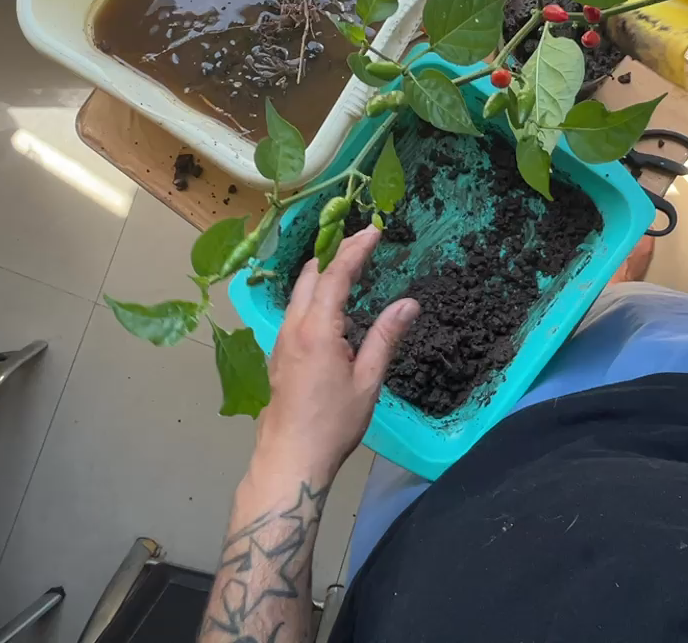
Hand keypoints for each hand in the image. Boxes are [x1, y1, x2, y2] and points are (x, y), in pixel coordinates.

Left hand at [250, 227, 418, 485]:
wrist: (290, 458)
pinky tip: (328, 299)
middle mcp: (293, 325)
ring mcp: (281, 338)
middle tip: (362, 240)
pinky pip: (295, 307)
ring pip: (299, 290)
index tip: (373, 231)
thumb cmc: (333, 422)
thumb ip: (386, 337)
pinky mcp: (278, 351)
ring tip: (347, 260)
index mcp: (317, 328)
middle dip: (336, 251)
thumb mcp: (368, 381)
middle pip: (312, 274)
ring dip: (322, 269)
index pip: (336, 274)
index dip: (355, 249)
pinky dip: (313, 290)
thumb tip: (409, 303)